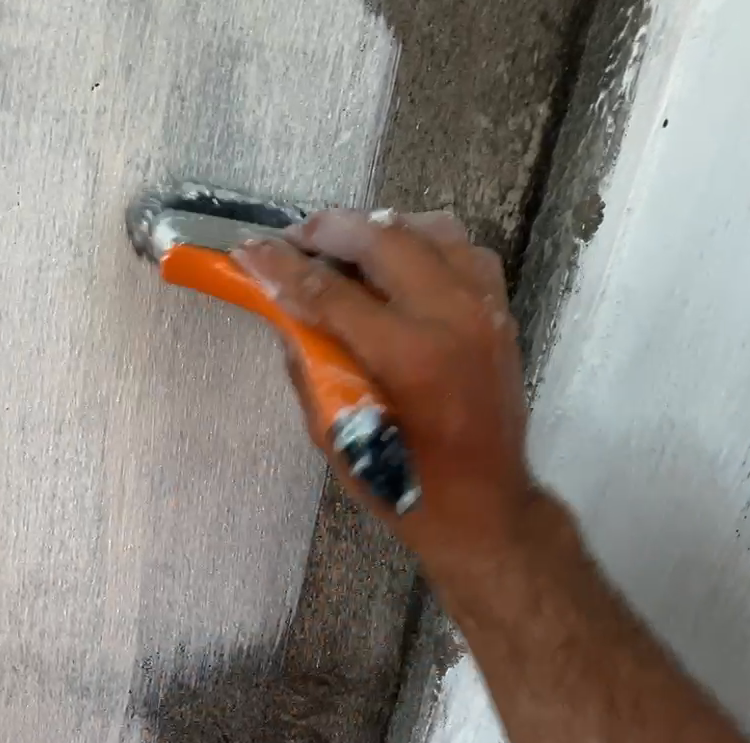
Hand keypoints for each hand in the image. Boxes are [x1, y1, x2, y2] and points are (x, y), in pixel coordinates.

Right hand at [231, 209, 536, 585]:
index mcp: (406, 356)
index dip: (282, 267)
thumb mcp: (338, 435)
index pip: (330, 292)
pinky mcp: (500, 314)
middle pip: (383, 241)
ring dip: (380, 228)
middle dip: (329, 230)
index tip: (249, 250)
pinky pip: (464, 251)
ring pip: (431, 230)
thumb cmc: (401, 485)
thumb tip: (288, 319)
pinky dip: (426, 243)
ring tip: (344, 242)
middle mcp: (451, 318)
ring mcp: (483, 310)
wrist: (481, 506)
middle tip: (294, 236)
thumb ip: (311, 370)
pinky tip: (400, 259)